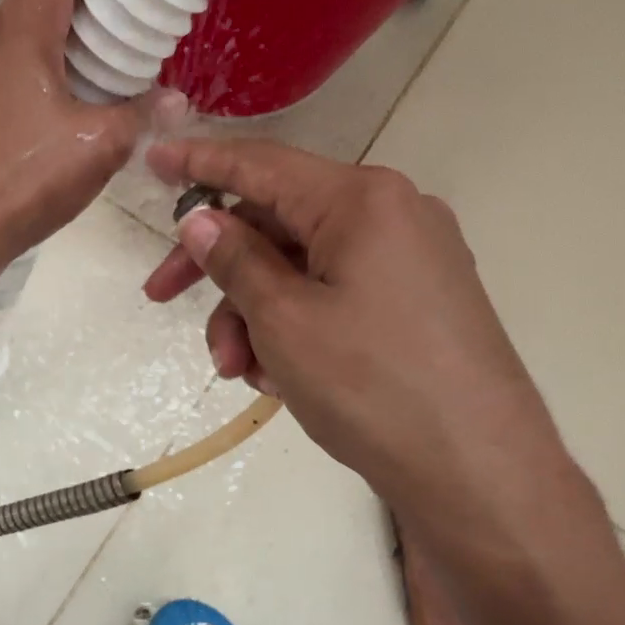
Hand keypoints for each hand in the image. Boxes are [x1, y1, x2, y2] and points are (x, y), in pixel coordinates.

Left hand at [0, 0, 181, 278]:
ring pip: (28, 32)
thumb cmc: (23, 182)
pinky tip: (66, 102)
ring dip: (69, 32)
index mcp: (25, 26)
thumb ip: (142, 114)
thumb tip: (177, 102)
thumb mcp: (98, 146)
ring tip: (113, 51)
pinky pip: (13, 72)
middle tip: (142, 1)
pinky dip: (44, 70)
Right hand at [143, 138, 574, 537]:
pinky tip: (280, 378)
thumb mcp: (283, 320)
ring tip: (241, 373)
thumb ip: (235, 261)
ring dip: (254, 314)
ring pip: (301, 269)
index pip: (263, 165)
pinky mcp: (414, 301)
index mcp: (362, 200)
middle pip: (278, 224)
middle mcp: (391, 214)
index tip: (152, 161)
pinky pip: (333, 296)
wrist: (471, 464)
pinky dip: (293, 327)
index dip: (201, 163)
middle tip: (161, 302)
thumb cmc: (368, 382)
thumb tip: (201, 219)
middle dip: (219, 271)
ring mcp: (409, 259)